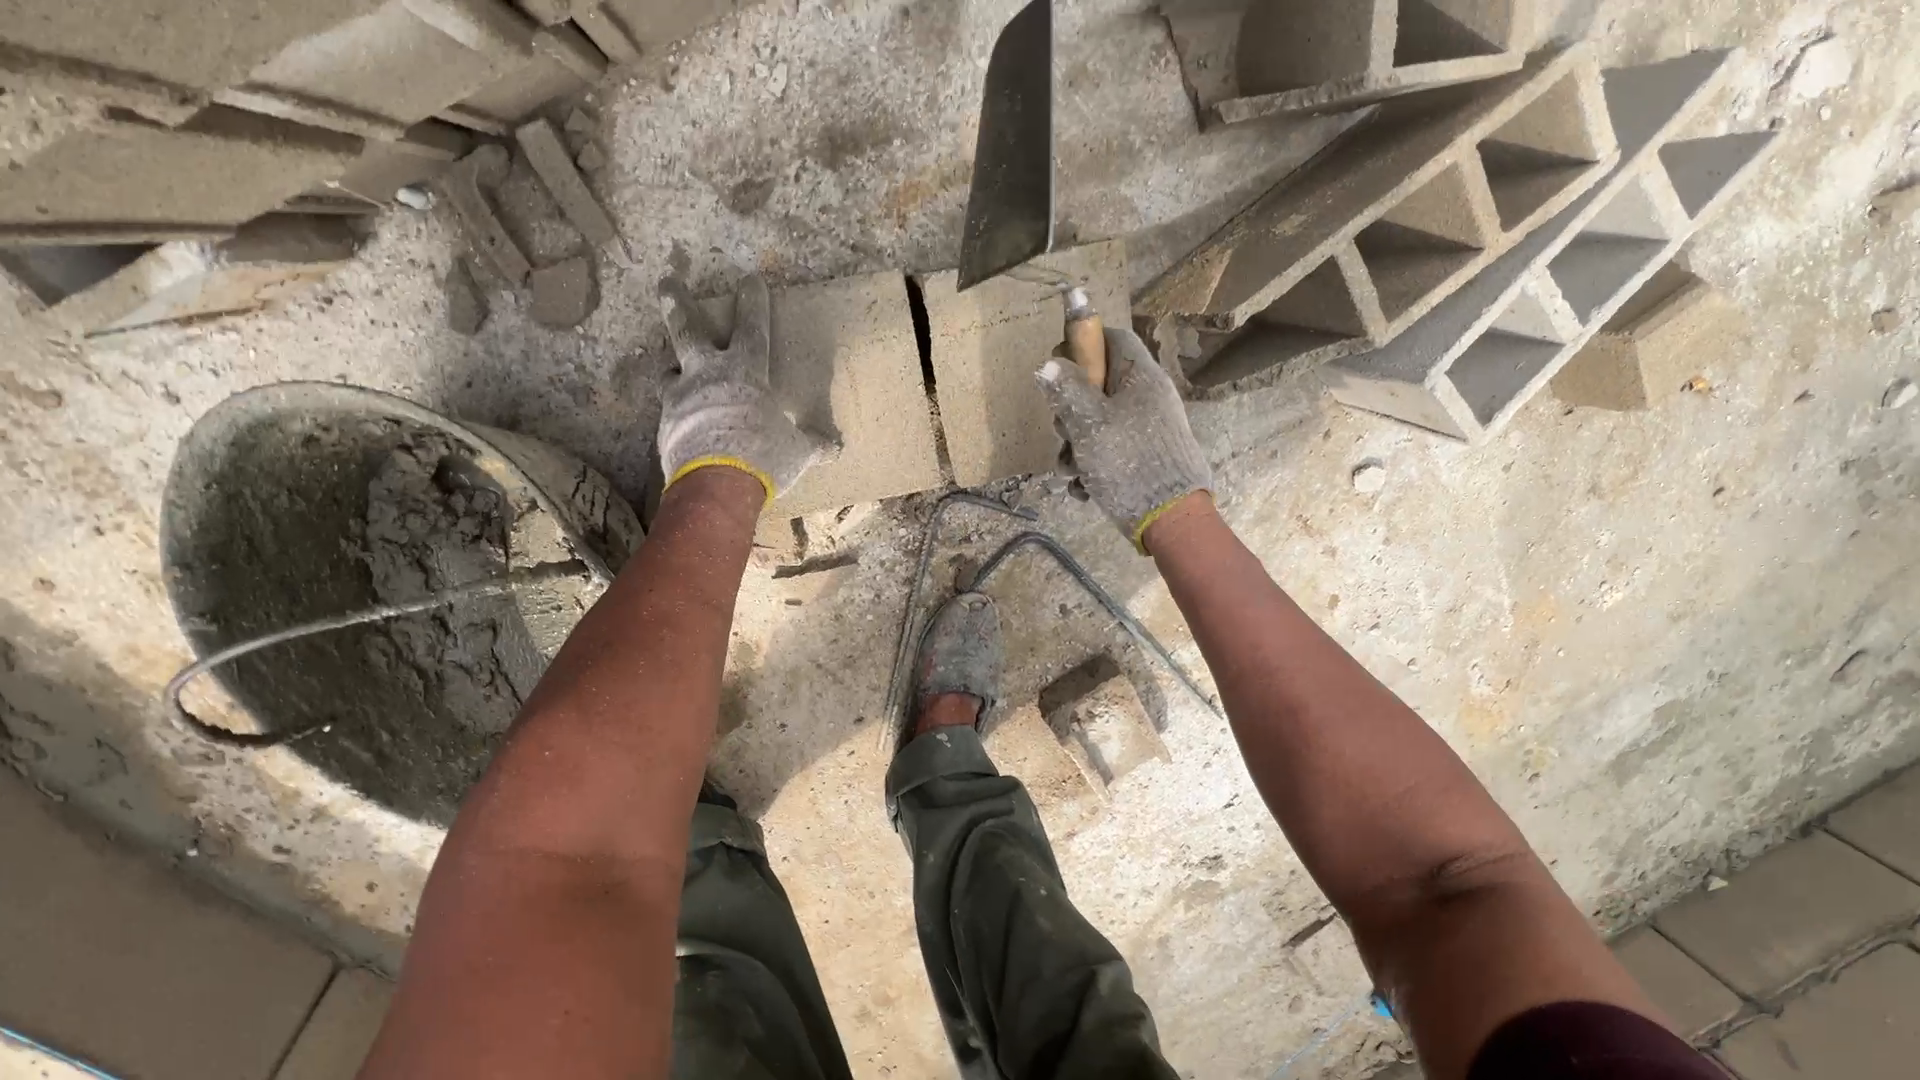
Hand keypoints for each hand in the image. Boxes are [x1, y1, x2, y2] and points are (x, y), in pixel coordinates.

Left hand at [657, 273, 827, 502]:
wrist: (717, 485)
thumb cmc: (764, 456)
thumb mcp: (797, 450)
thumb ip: (813, 443)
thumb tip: (835, 448)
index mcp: (745, 372)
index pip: (752, 327)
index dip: (753, 302)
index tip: (750, 279)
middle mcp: (708, 375)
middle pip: (688, 329)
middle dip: (677, 302)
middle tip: (666, 281)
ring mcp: (681, 398)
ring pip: (670, 371)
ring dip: (672, 367)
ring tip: (672, 368)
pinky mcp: (665, 425)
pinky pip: (669, 410)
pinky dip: (677, 411)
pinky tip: (681, 420)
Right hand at [1036, 327, 1210, 552]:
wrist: (1169, 519)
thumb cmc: (1128, 462)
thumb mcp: (1089, 423)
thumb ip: (1067, 390)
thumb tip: (1049, 364)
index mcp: (1140, 377)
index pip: (1113, 338)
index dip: (1083, 343)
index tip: (1058, 365)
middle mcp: (1146, 397)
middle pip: (1098, 384)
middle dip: (1070, 410)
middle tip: (1063, 431)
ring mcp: (1145, 429)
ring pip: (1097, 422)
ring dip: (1075, 445)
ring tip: (1072, 470)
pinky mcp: (1142, 457)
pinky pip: (1108, 449)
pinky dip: (1091, 465)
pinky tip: (1084, 488)